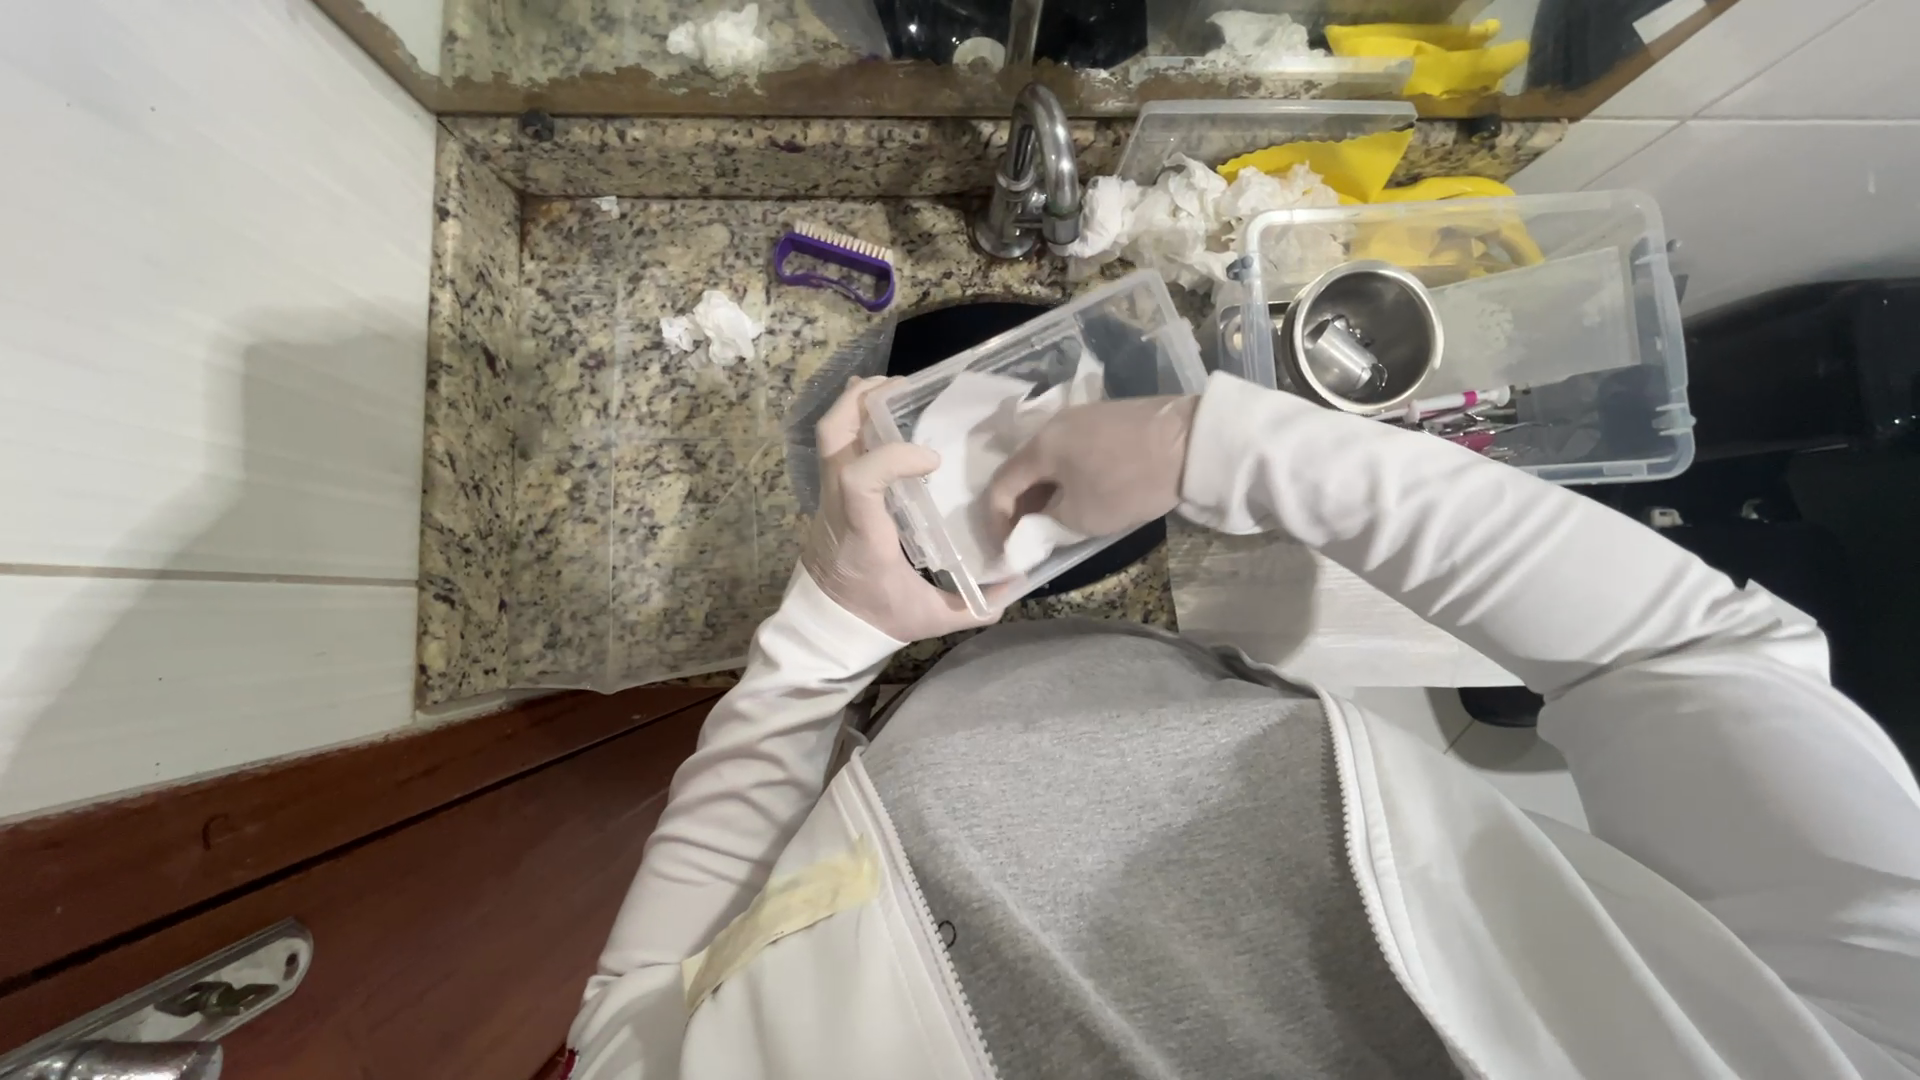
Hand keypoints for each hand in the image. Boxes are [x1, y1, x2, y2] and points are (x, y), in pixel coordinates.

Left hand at [801, 377, 1020, 642]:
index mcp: (866, 535)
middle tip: (903, 389)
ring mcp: (827, 497)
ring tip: (890, 388)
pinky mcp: (828, 495)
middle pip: (833, 439)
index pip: (860, 483)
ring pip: (828, 436)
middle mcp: (840, 507)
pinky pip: (833, 447)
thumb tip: (1019, 580)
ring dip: (855, 403)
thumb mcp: (932, 618)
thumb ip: (977, 605)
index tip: (931, 459)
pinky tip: (878, 413)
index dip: (892, 457)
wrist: (828, 626)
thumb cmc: (879, 618)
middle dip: (864, 403)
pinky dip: (852, 421)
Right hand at [984, 395, 1198, 542]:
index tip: (1008, 550)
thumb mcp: (1081, 517)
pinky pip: (1071, 452)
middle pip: (1022, 471)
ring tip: (1056, 520)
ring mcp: (1081, 417)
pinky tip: (1082, 495)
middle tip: (1029, 538)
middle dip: (1020, 508)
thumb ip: (1045, 525)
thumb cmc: (1128, 483)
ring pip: (1048, 461)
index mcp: (1039, 447)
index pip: (999, 486)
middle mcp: (1053, 425)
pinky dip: (1066, 478)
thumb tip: (1032, 529)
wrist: (1192, 442)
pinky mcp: (1107, 419)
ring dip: (1044, 493)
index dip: (996, 522)